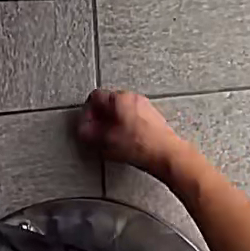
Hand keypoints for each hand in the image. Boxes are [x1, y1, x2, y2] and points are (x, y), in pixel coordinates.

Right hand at [76, 89, 194, 180]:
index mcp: (119, 98)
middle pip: (109, 103)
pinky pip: (134, 118)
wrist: (166, 154)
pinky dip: (126, 126)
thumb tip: (83, 131)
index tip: (86, 125)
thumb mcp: (105, 141)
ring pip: (122, 111)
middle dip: (100, 118)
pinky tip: (126, 142)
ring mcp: (145, 107)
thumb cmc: (139, 145)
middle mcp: (133, 98)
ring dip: (113, 123)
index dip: (87, 112)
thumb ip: (89, 133)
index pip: (95, 97)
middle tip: (96, 133)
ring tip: (111, 140)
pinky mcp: (153, 118)